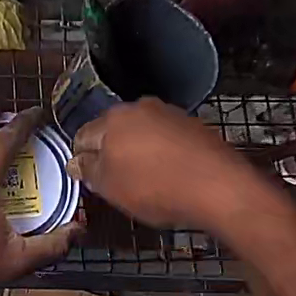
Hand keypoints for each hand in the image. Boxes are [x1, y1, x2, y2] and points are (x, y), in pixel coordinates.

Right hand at [69, 98, 270, 229]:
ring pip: (141, 134)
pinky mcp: (194, 125)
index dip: (83, 161)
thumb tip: (76, 162)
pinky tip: (171, 176)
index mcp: (112, 119)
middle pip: (113, 132)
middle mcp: (139, 107)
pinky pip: (166, 139)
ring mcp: (169, 114)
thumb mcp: (110, 187)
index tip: (91, 180)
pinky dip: (163, 154)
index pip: (82, 137)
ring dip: (139, 153)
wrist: (220, 187)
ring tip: (147, 182)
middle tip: (118, 184)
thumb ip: (88, 171)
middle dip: (112, 154)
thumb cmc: (156, 187)